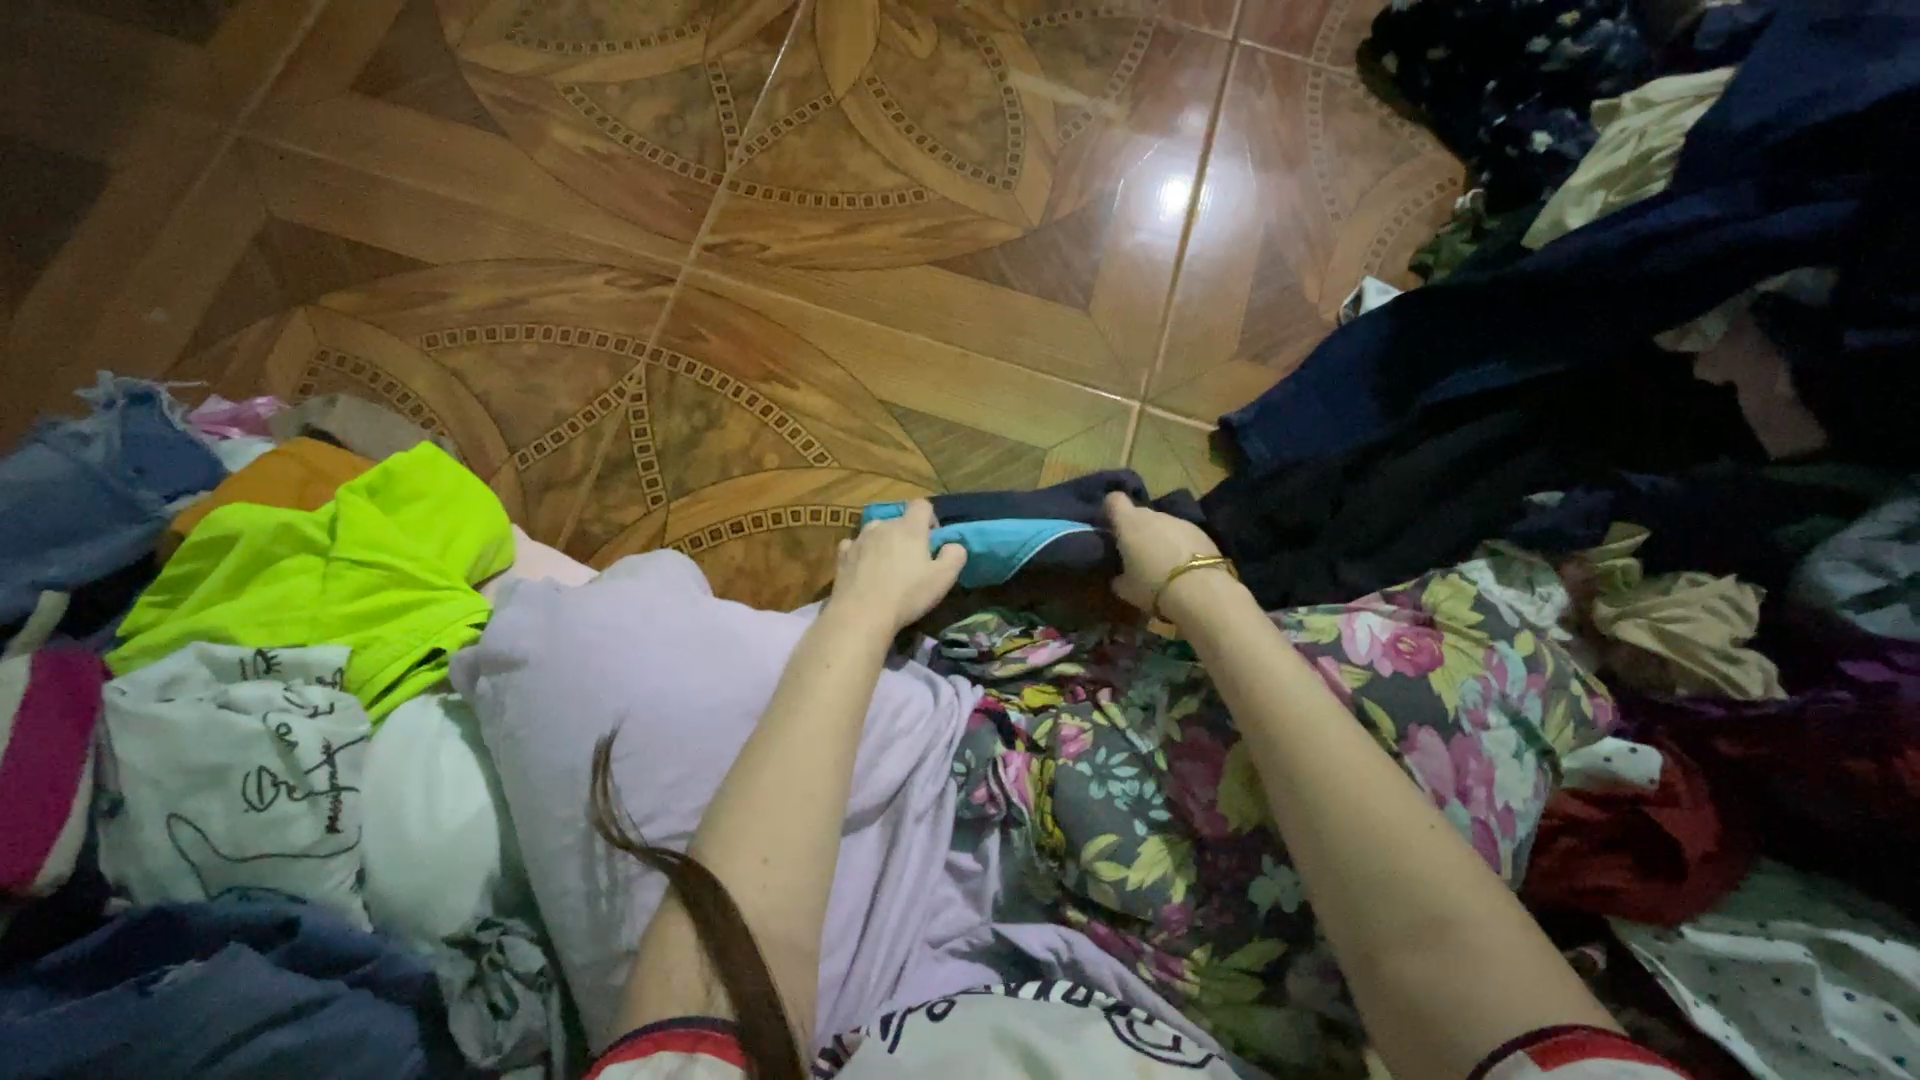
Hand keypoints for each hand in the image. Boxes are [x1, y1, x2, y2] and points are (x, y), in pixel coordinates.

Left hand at [828, 499, 966, 633]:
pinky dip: (861, 552)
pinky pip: (854, 545)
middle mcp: (883, 526)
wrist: (862, 614)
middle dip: (907, 535)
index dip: (930, 519)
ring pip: (876, 531)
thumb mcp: (943, 579)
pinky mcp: (843, 555)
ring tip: (886, 566)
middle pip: (899, 520)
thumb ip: (955, 555)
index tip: (932, 540)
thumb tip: (954, 545)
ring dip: (884, 542)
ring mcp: (860, 539)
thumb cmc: (907, 595)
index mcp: (910, 528)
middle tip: (912, 561)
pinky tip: (864, 568)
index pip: (922, 505)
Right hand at [1103, 492, 1229, 617]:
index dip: (1110, 510)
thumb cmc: (1153, 586)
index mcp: (1129, 523)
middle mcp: (1153, 515)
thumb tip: (1118, 577)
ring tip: (1162, 563)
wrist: (1201, 590)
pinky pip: (1181, 533)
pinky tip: (1183, 566)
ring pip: (1162, 524)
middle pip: (1139, 514)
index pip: (1114, 500)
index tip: (1110, 527)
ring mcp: (1178, 521)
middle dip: (1136, 529)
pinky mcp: (1200, 531)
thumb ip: (1118, 578)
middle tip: (1136, 553)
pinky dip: (1179, 544)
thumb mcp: (1126, 589)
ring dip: (1159, 538)